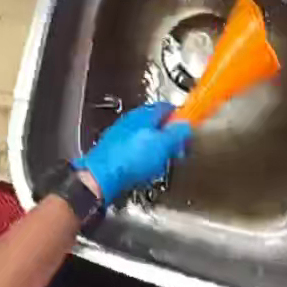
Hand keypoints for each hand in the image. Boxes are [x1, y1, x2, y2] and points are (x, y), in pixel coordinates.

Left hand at [75, 104, 191, 204]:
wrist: (100, 178)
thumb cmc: (129, 160)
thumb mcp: (164, 145)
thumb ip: (177, 133)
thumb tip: (187, 126)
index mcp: (145, 114)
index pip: (167, 107)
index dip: (179, 117)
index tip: (187, 127)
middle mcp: (130, 120)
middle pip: (155, 123)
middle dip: (167, 135)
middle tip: (177, 148)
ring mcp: (119, 135)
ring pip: (144, 137)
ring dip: (155, 148)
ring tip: (161, 162)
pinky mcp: (112, 151)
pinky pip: (133, 151)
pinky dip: (141, 158)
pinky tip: (144, 170)